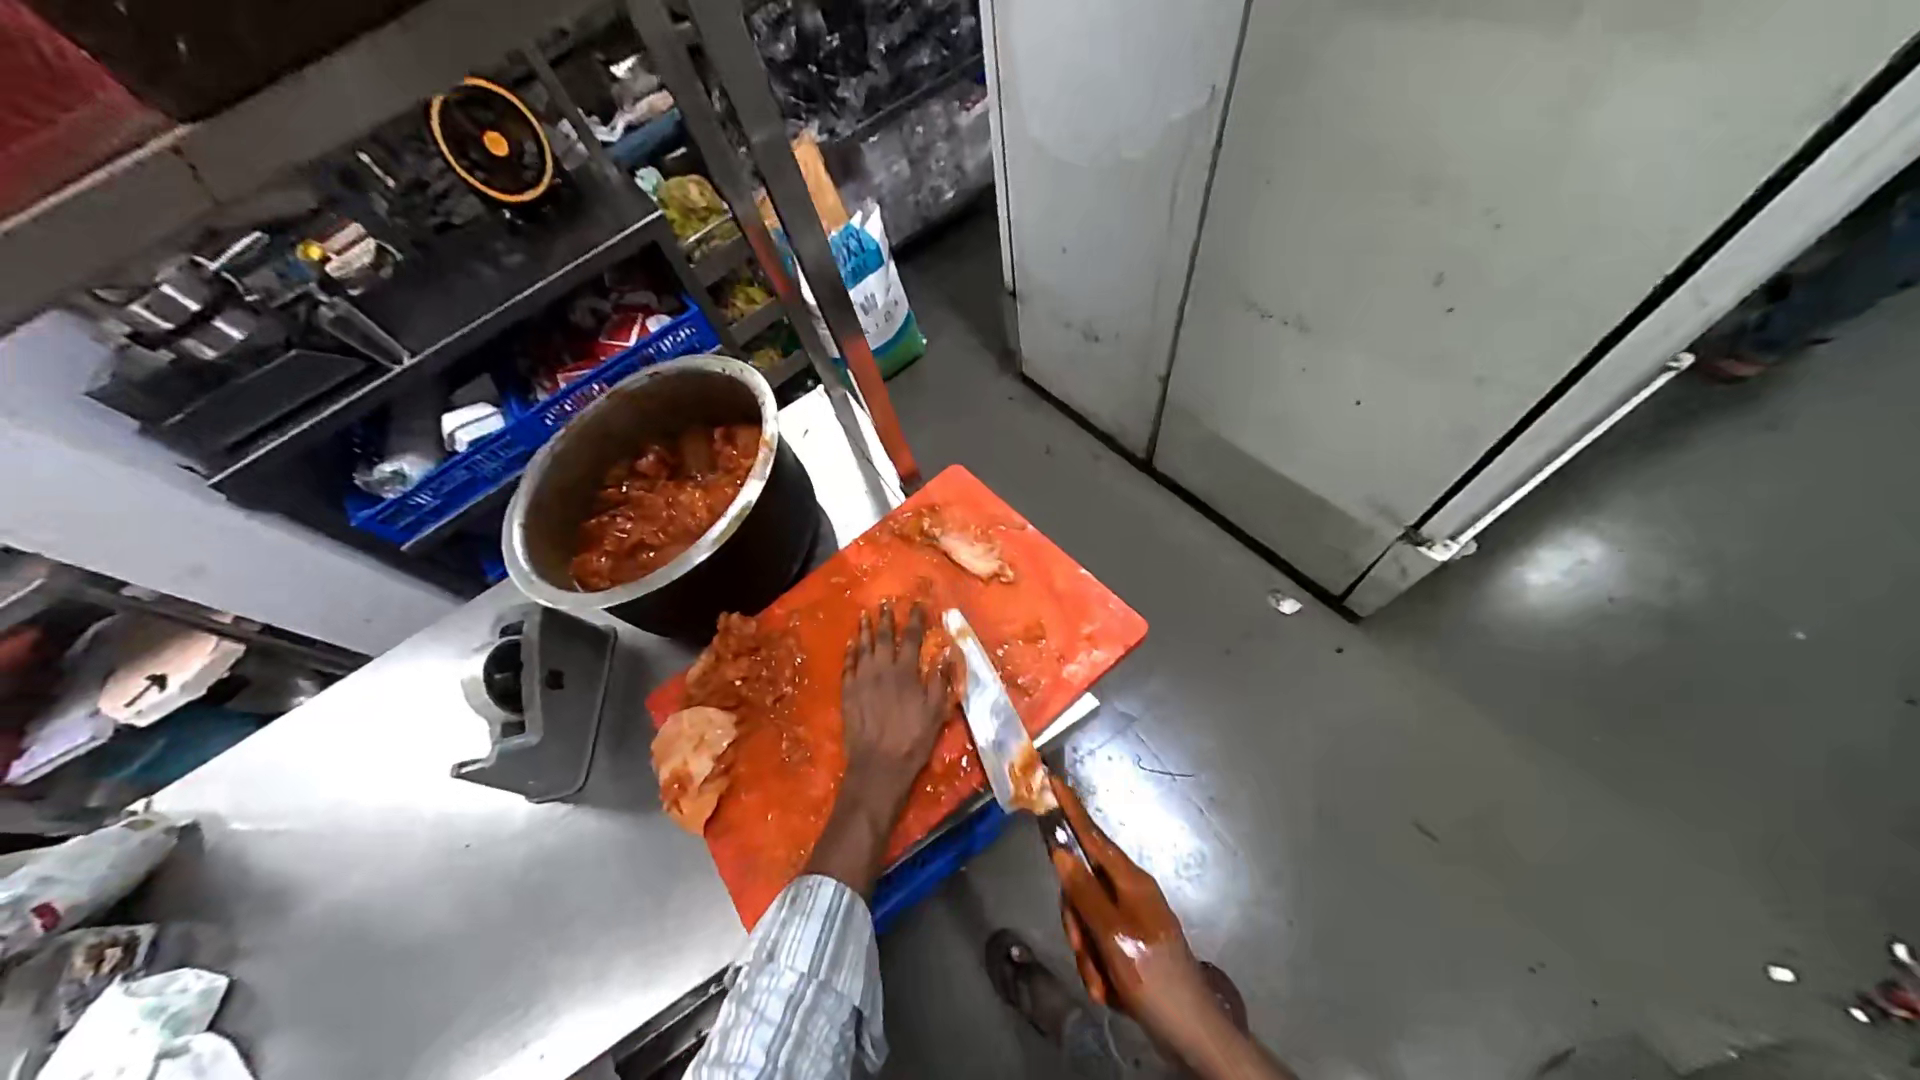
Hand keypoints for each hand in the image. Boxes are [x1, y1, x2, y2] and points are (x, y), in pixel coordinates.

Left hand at [803, 602, 957, 894]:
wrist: (879, 764)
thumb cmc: (913, 739)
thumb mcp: (936, 711)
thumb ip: (940, 680)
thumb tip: (946, 652)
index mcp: (906, 672)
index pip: (912, 637)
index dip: (915, 619)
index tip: (917, 604)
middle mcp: (882, 669)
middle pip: (884, 637)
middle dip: (887, 618)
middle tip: (886, 602)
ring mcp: (861, 680)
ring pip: (862, 647)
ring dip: (864, 630)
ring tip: (865, 615)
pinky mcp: (847, 693)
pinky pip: (847, 666)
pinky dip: (849, 653)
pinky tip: (850, 645)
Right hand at [1050, 776, 1293, 1078]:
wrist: (1191, 1032)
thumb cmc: (1153, 976)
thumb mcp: (1112, 934)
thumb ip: (1083, 891)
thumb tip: (1060, 851)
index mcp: (1130, 880)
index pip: (1093, 835)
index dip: (1071, 809)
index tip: (1053, 781)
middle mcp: (1128, 891)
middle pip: (1081, 886)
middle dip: (1075, 922)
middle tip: (1082, 951)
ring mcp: (1129, 918)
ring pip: (1085, 919)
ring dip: (1087, 953)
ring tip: (1102, 984)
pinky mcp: (1128, 943)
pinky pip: (1097, 942)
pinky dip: (1097, 966)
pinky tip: (1109, 990)